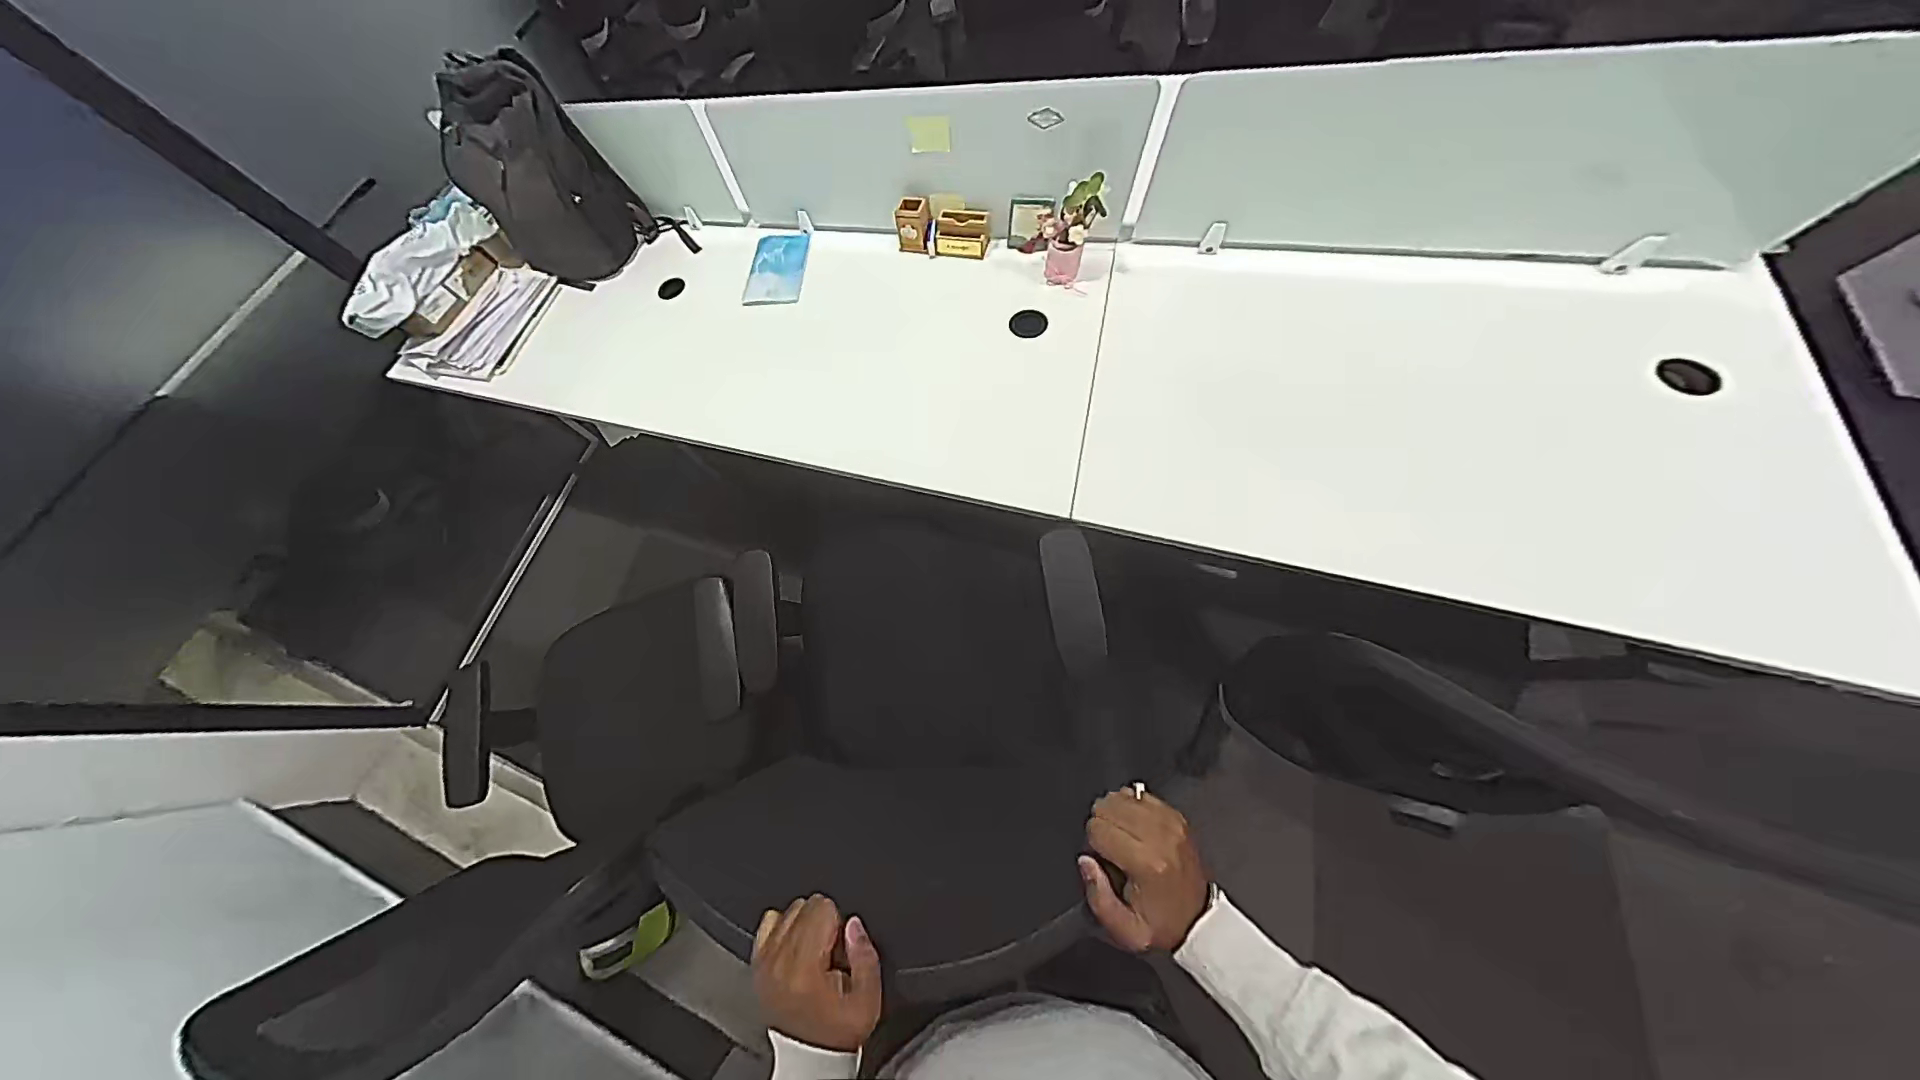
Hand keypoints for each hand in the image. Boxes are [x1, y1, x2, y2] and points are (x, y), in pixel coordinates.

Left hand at [752, 894, 881, 1051]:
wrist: (809, 1057)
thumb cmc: (836, 1031)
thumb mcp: (868, 999)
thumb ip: (866, 956)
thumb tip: (854, 924)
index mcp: (805, 970)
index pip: (821, 907)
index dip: (839, 922)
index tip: (841, 947)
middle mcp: (779, 962)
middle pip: (805, 905)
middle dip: (823, 922)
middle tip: (830, 953)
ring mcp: (764, 963)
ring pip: (789, 910)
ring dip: (805, 924)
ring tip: (813, 954)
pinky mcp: (757, 964)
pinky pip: (769, 921)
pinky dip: (785, 928)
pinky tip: (795, 949)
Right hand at [1080, 788, 1210, 952]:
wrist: (1200, 921)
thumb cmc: (1161, 925)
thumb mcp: (1125, 929)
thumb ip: (1097, 897)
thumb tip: (1085, 860)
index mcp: (1147, 864)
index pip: (1098, 829)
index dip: (1092, 844)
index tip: (1102, 861)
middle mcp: (1161, 836)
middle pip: (1108, 806)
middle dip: (1102, 824)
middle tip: (1111, 848)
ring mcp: (1171, 823)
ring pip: (1123, 796)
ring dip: (1115, 813)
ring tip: (1122, 836)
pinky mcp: (1177, 817)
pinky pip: (1141, 795)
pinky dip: (1131, 806)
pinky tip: (1134, 826)